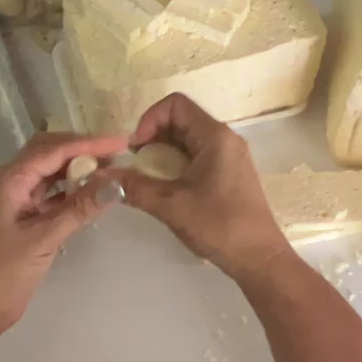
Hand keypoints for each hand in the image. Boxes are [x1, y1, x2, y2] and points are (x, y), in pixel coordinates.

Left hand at [0, 130, 129, 332]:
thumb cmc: (0, 272)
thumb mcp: (42, 239)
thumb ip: (78, 210)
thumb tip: (116, 185)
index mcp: (10, 180)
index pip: (54, 149)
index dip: (89, 143)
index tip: (122, 141)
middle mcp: (12, 183)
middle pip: (50, 153)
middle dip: (82, 150)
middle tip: (117, 154)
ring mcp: (17, 203)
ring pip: (51, 175)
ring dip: (78, 172)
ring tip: (110, 173)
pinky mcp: (24, 222)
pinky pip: (51, 197)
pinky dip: (71, 194)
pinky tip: (92, 198)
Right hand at [97, 94, 290, 281]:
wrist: (258, 257)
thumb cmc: (219, 226)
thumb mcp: (171, 206)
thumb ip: (135, 187)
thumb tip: (102, 178)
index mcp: (215, 137)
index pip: (175, 105)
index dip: (149, 120)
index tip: (136, 149)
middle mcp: (224, 140)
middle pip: (180, 121)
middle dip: (152, 138)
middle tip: (137, 166)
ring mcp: (228, 157)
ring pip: (187, 141)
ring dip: (162, 154)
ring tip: (148, 180)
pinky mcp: (228, 174)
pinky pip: (196, 158)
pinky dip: (176, 166)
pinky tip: (167, 190)